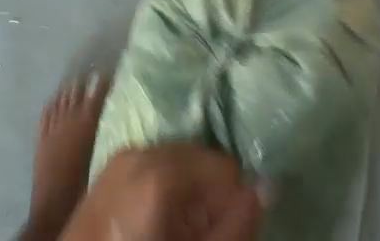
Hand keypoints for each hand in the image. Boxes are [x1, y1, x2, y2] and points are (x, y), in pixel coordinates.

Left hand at [58, 144, 266, 240]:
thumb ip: (235, 224)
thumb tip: (270, 183)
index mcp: (160, 169)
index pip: (226, 168)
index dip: (232, 201)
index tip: (222, 227)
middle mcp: (141, 150)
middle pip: (201, 160)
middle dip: (209, 193)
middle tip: (200, 229)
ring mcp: (121, 156)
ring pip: (178, 161)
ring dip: (188, 190)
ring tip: (178, 227)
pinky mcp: (109, 168)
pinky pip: (154, 166)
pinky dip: (165, 188)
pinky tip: (157, 220)